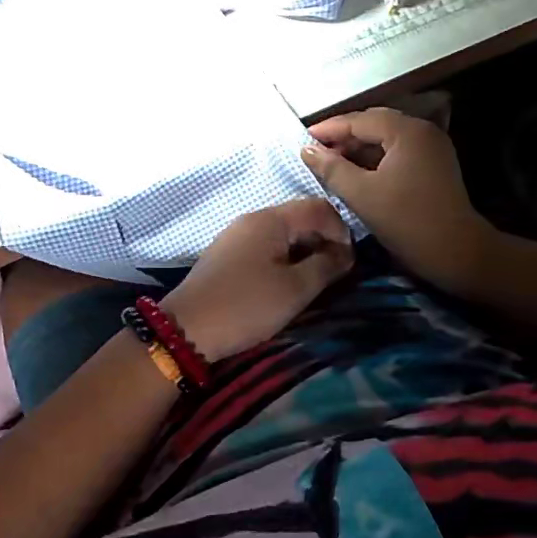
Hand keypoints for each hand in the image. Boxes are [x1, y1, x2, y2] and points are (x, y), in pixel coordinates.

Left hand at [161, 199, 354, 361]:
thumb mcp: (295, 289)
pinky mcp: (228, 254)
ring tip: (314, 282)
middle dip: (324, 241)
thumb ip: (327, 265)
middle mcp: (253, 219)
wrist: (187, 329)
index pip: (319, 208)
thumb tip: (346, 252)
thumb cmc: (246, 306)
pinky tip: (286, 283)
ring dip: (305, 252)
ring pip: (284, 233)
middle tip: (335, 274)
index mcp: (271, 219)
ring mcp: (237, 235)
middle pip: (301, 218)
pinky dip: (284, 258)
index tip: (349, 262)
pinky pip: (266, 246)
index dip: (341, 231)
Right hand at [301, 108, 496, 293]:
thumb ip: (331, 168)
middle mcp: (422, 131)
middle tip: (315, 150)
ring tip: (331, 162)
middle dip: (344, 136)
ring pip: (386, 138)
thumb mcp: (362, 194)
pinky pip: (398, 152)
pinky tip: (357, 172)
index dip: (329, 129)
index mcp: (406, 131)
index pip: (360, 120)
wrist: (456, 252)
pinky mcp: (434, 164)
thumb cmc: (406, 221)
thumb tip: (306, 149)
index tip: (303, 138)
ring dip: (359, 148)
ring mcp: (431, 147)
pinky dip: (375, 158)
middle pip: (375, 124)